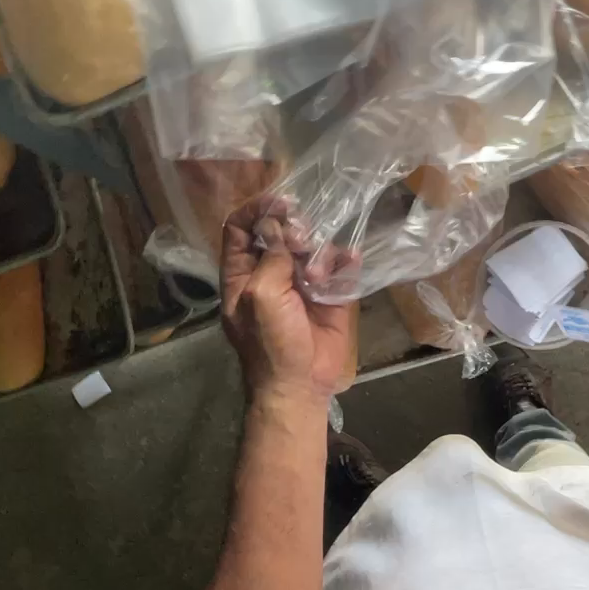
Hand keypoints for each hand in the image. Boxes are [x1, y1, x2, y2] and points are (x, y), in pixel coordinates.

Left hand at [220, 198, 355, 404]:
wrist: (299, 384)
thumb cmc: (270, 343)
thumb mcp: (260, 295)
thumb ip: (270, 257)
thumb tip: (282, 225)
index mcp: (242, 274)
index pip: (241, 227)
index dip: (257, 210)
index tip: (280, 205)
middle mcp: (270, 273)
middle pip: (281, 231)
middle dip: (294, 229)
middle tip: (304, 240)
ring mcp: (301, 283)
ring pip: (312, 245)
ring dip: (319, 250)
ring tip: (319, 273)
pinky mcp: (330, 294)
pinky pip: (340, 266)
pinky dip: (345, 260)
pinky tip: (348, 262)